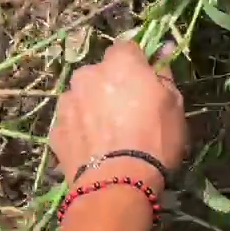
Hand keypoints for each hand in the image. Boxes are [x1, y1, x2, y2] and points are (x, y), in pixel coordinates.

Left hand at [49, 39, 186, 192]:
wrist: (116, 183)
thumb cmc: (154, 140)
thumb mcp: (174, 105)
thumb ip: (164, 73)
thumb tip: (163, 48)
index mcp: (119, 63)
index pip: (127, 48)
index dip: (136, 64)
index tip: (145, 82)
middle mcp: (88, 74)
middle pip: (100, 72)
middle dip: (111, 85)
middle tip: (128, 112)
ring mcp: (67, 101)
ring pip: (82, 96)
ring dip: (92, 106)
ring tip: (108, 135)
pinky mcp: (55, 129)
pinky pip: (71, 122)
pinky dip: (80, 130)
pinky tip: (94, 149)